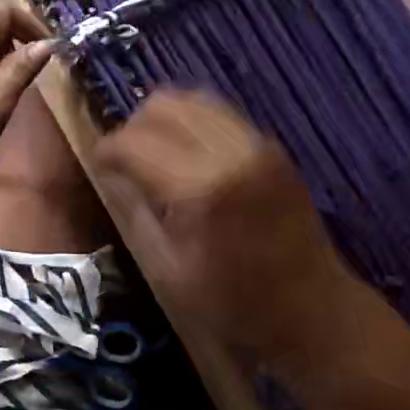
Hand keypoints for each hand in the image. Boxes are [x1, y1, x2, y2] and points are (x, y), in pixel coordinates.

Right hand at [91, 89, 358, 374]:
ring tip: (153, 155)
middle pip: (163, 105)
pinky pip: (218, 114)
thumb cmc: (234, 304)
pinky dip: (192, 124)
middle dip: (133, 127)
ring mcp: (257, 144)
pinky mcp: (271, 147)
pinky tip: (185, 157)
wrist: (313, 310)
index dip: (107, 149)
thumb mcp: (168, 269)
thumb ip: (137, 211)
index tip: (97, 164)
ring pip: (192, 99)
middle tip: (125, 160)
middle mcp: (231, 152)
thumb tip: (114, 175)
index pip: (135, 141)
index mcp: (200, 189)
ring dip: (163, 120)